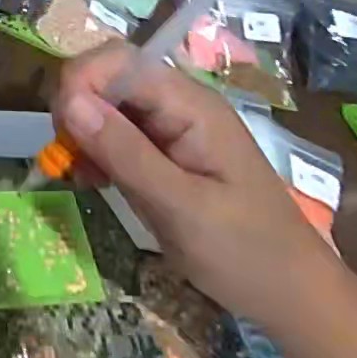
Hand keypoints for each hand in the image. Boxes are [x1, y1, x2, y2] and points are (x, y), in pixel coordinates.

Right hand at [53, 43, 341, 320]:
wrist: (294, 297)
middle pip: (108, 76)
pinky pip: (114, 130)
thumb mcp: (182, 208)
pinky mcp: (161, 148)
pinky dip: (94, 149)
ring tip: (81, 175)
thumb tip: (69, 101)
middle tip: (68, 156)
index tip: (62, 128)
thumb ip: (125, 152)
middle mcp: (177, 102)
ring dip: (82, 131)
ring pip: (105, 103)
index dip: (81, 80)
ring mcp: (169, 124)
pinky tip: (93, 179)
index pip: (119, 60)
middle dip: (76, 107)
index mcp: (190, 104)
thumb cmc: (246, 252)